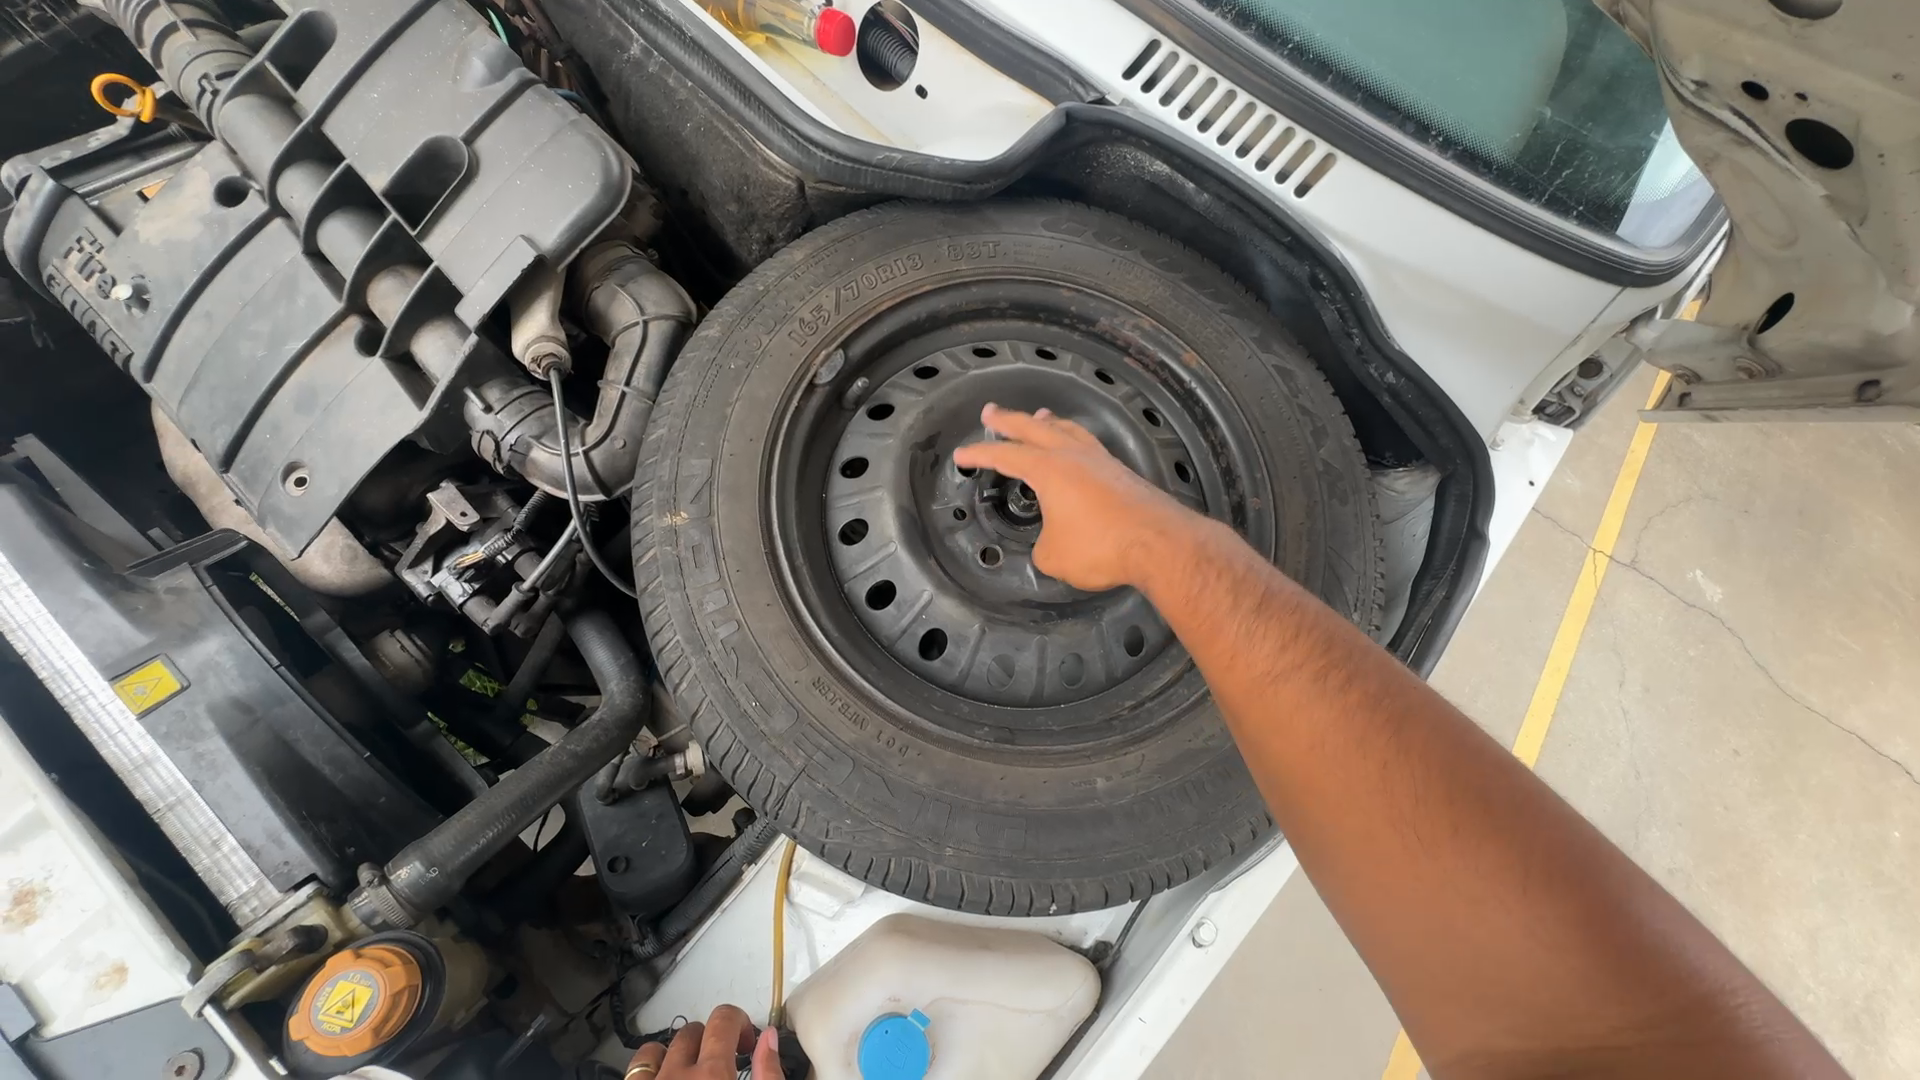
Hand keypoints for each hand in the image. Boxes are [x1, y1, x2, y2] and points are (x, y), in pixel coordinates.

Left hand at [624, 1004, 781, 1079]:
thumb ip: (768, 1073)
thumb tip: (768, 1037)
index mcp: (712, 1074)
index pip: (723, 1019)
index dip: (738, 1022)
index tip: (746, 1042)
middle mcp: (676, 1076)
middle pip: (693, 1031)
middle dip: (711, 1041)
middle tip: (724, 1063)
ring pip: (657, 1049)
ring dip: (677, 1054)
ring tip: (690, 1072)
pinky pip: (635, 1070)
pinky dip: (649, 1068)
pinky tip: (661, 1078)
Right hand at [953, 404, 1207, 591]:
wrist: (1159, 543)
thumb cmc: (1100, 547)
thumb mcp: (1053, 556)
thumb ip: (1043, 545)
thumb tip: (1052, 541)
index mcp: (1048, 469)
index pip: (1005, 456)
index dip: (980, 454)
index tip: (962, 454)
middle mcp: (1074, 456)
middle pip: (1034, 429)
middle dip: (1009, 420)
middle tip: (991, 411)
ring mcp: (1102, 461)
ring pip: (1068, 431)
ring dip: (1048, 423)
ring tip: (1038, 417)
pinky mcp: (1122, 474)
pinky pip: (1090, 446)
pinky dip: (1075, 440)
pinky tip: (1077, 448)